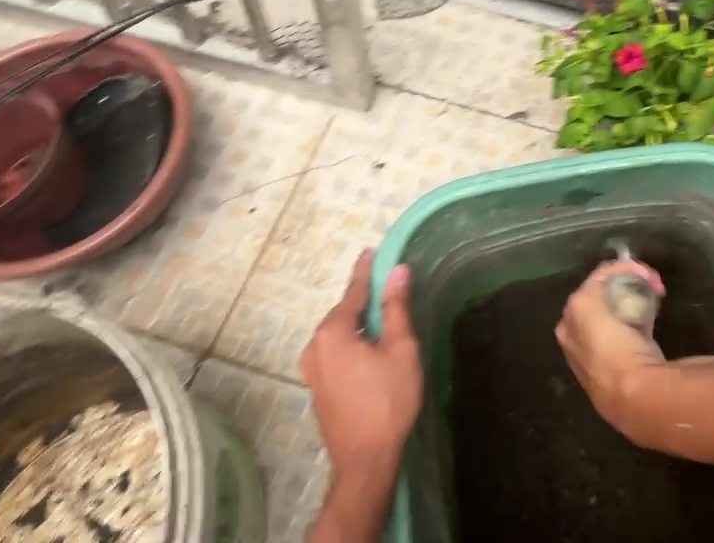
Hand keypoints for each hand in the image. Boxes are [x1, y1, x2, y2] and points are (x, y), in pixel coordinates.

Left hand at [301, 250, 421, 541]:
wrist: (364, 460)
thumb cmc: (388, 400)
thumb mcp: (400, 349)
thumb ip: (396, 308)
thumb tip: (398, 270)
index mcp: (333, 331)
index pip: (353, 292)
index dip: (366, 271)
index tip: (370, 252)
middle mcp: (315, 345)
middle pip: (343, 313)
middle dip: (363, 300)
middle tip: (386, 288)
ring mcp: (312, 370)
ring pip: (338, 335)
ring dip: (358, 324)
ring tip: (382, 318)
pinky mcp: (317, 388)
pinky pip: (335, 352)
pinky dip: (351, 344)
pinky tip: (370, 350)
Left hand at [555, 258, 669, 442]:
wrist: (642, 396)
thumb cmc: (610, 350)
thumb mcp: (586, 306)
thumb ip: (597, 281)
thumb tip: (616, 268)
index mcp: (568, 330)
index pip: (588, 289)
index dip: (611, 272)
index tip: (635, 267)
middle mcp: (583, 344)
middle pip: (605, 299)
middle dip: (626, 282)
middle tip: (649, 278)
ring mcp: (610, 355)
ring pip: (622, 312)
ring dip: (637, 296)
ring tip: (655, 290)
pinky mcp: (635, 363)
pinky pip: (637, 327)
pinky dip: (645, 313)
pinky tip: (656, 308)